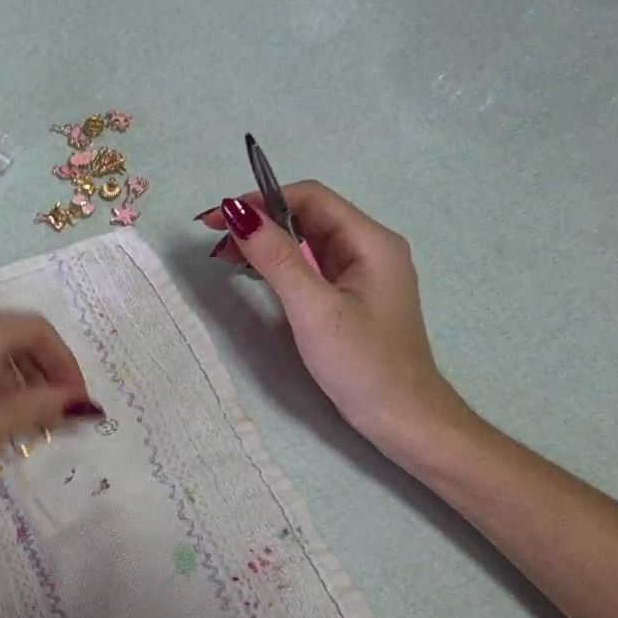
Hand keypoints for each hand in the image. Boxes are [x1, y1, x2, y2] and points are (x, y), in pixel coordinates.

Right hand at [201, 181, 468, 454]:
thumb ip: (274, 257)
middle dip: (256, 221)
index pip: (309, 197)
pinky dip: (275, 262)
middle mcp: (368, 248)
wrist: (404, 420)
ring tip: (224, 258)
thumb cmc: (362, 363)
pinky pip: (307, 262)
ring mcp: (360, 271)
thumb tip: (234, 211)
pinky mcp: (349, 293)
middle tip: (213, 243)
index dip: (259, 200)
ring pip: (303, 238)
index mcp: (370, 242)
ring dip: (262, 241)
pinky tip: (252, 274)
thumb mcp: (313, 308)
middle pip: (305, 214)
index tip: (216, 221)